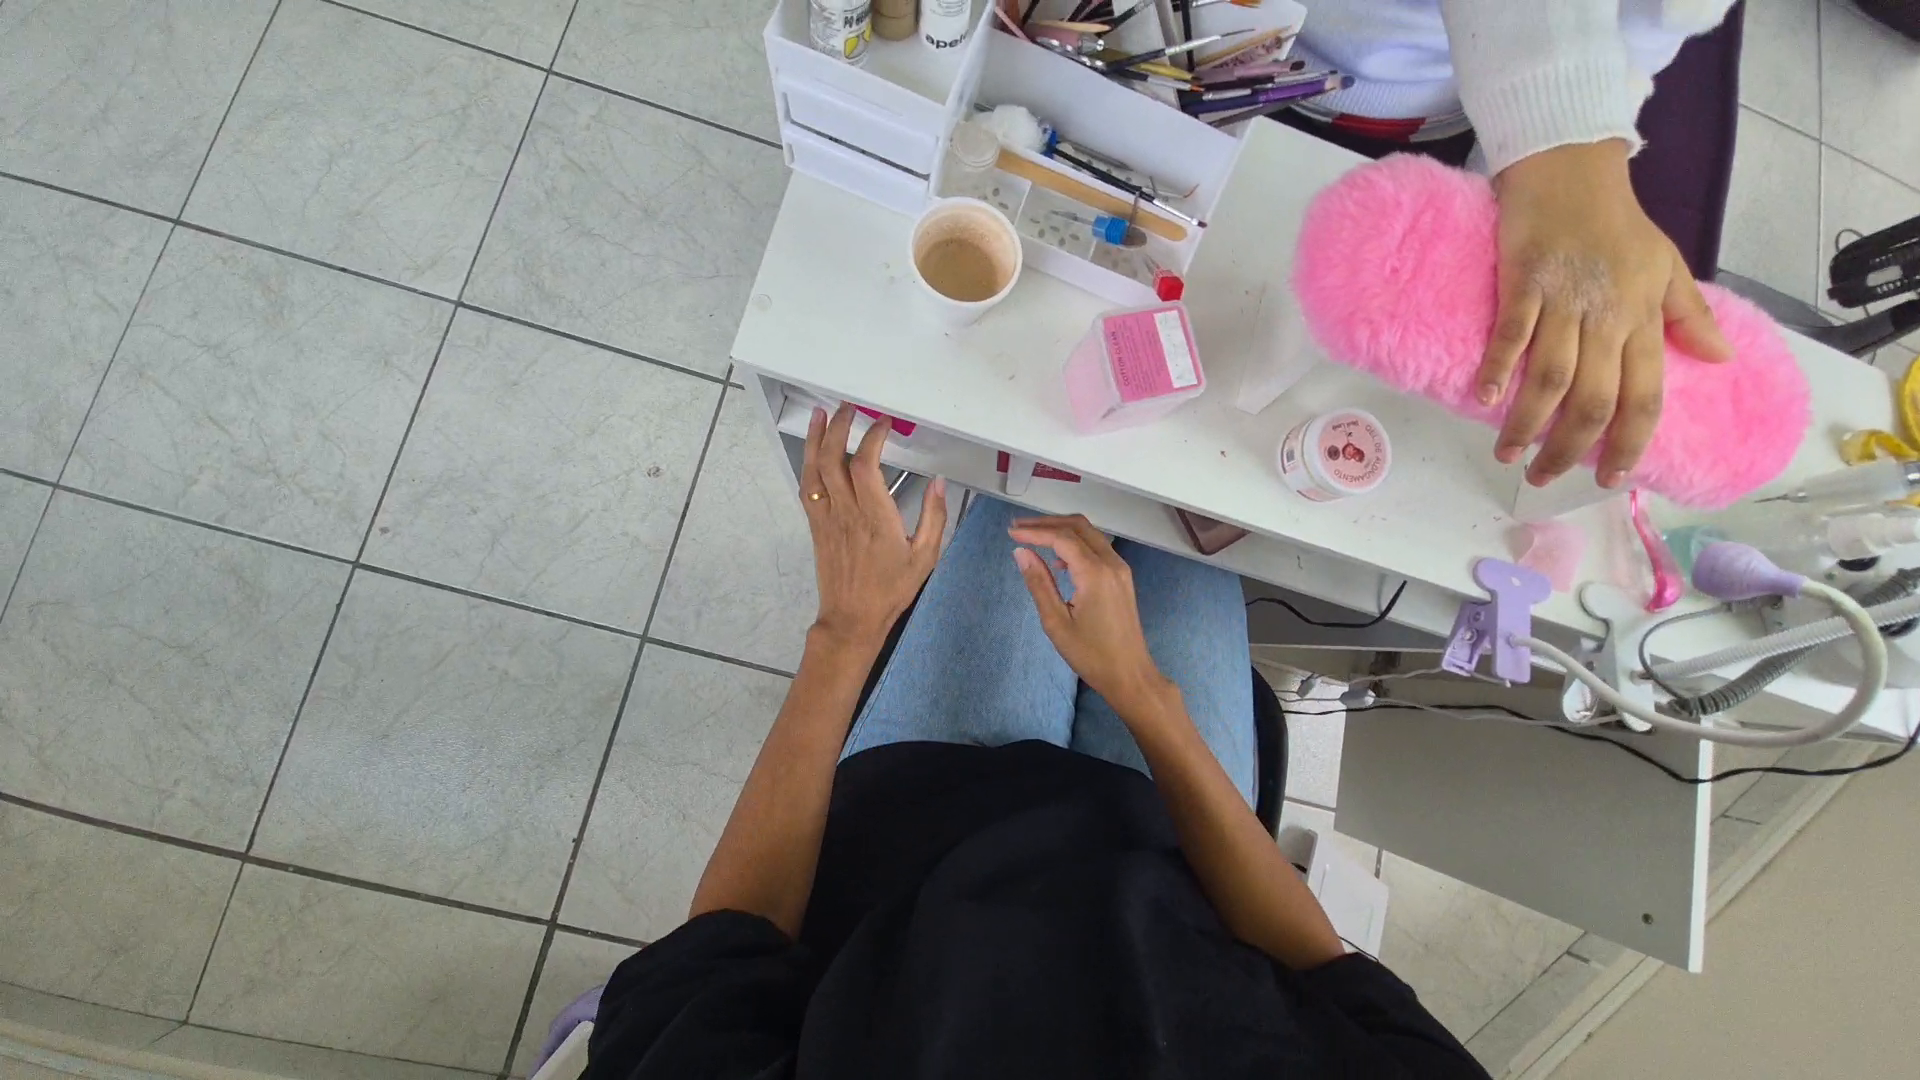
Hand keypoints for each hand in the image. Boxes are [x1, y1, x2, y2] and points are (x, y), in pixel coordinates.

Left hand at [801, 404, 947, 646]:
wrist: (853, 618)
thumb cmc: (891, 589)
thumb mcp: (925, 556)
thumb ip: (934, 517)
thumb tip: (939, 482)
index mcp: (876, 518)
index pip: (866, 465)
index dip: (872, 437)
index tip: (884, 423)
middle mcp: (847, 512)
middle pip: (834, 459)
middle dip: (840, 427)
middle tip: (851, 408)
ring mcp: (827, 518)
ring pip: (814, 470)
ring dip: (817, 439)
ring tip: (823, 414)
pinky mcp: (816, 526)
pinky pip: (808, 488)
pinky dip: (808, 464)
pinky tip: (813, 451)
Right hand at [1007, 515, 1175, 719]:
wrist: (1130, 675)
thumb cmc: (1091, 655)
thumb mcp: (1056, 622)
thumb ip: (1038, 583)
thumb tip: (1021, 552)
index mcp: (1095, 573)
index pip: (1061, 538)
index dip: (1034, 532)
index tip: (1010, 533)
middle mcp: (1111, 563)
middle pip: (1078, 526)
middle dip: (1047, 523)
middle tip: (1018, 528)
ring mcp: (1120, 569)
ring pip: (1089, 534)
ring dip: (1061, 531)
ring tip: (1033, 539)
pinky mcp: (1122, 577)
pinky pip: (1097, 548)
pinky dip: (1075, 544)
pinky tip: (1058, 561)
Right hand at [1480, 140, 1732, 489]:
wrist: (1572, 171)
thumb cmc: (1615, 222)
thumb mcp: (1666, 266)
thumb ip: (1687, 315)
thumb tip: (1716, 359)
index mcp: (1642, 317)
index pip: (1643, 394)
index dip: (1628, 441)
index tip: (1609, 478)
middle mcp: (1608, 316)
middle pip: (1592, 398)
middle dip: (1569, 447)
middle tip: (1544, 478)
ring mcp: (1564, 301)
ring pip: (1549, 377)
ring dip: (1525, 423)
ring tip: (1506, 454)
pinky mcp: (1524, 283)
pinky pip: (1510, 334)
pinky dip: (1496, 368)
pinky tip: (1481, 398)